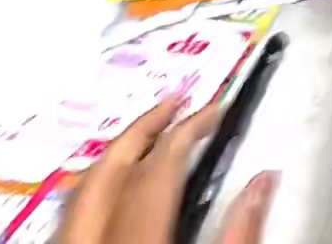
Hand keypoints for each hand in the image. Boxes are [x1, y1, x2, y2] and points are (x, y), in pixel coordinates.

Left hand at [60, 97, 278, 243]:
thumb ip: (240, 230)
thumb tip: (263, 179)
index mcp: (136, 241)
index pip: (157, 168)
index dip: (187, 130)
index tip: (216, 109)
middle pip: (105, 175)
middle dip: (142, 129)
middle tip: (176, 100)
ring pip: (77, 196)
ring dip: (115, 156)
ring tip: (148, 132)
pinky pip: (68, 219)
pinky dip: (95, 189)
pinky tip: (117, 182)